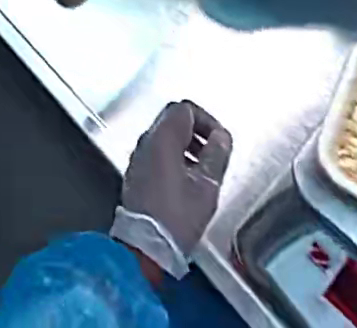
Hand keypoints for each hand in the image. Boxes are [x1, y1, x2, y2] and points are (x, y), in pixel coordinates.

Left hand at [108, 101, 232, 279]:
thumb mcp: (206, 186)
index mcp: (163, 137)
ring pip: (164, 135)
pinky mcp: (135, 172)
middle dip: (197, 130)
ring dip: (186, 144)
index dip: (206, 119)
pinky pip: (156, 151)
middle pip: (172, 119)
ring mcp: (138, 155)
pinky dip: (173, 156)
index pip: (184, 109)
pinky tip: (186, 180)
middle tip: (213, 151)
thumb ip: (216, 155)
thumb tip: (221, 137)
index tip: (220, 139)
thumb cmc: (177, 216)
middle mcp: (147, 140)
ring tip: (203, 168)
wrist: (144, 246)